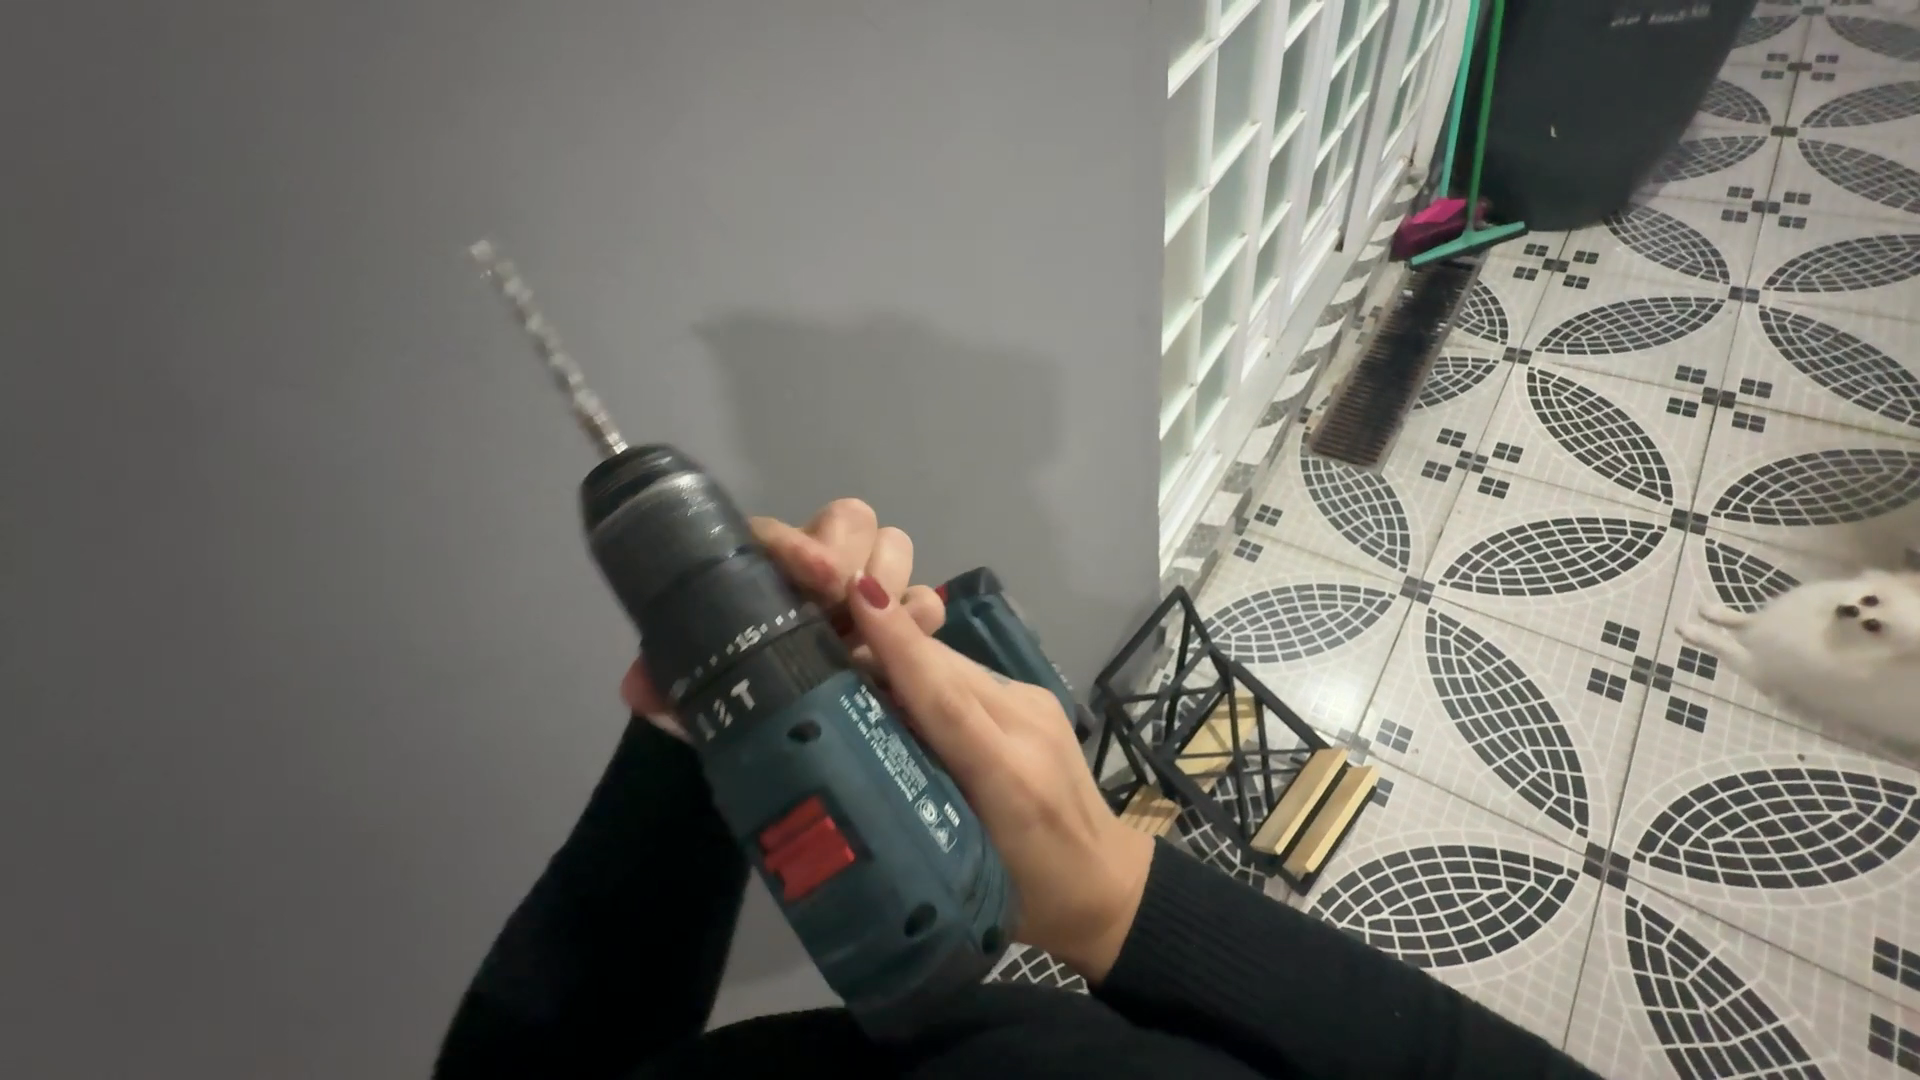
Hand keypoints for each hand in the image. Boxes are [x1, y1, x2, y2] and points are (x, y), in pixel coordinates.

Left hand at [619, 499, 947, 735]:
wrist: (804, 727)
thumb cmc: (748, 693)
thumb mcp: (709, 693)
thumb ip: (672, 685)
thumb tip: (640, 687)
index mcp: (763, 570)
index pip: (774, 533)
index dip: (797, 545)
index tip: (819, 576)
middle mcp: (817, 565)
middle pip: (851, 517)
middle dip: (850, 555)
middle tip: (841, 607)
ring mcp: (864, 587)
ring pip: (893, 544)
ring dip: (884, 585)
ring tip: (866, 635)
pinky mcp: (905, 618)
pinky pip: (926, 598)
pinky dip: (917, 620)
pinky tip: (895, 655)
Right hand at [843, 569, 1154, 984]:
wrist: (1111, 884)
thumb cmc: (1033, 898)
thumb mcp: (965, 874)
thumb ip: (915, 812)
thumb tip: (852, 761)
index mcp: (1011, 777)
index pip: (945, 698)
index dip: (900, 646)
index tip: (861, 595)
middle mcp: (1027, 725)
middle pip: (946, 668)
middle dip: (886, 642)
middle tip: (819, 637)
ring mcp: (1036, 705)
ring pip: (956, 663)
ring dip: (906, 655)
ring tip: (847, 659)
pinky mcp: (1038, 698)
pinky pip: (971, 675)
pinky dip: (930, 672)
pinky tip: (899, 683)